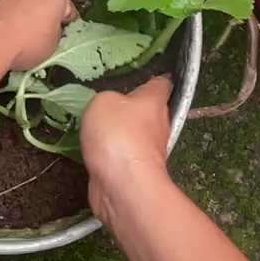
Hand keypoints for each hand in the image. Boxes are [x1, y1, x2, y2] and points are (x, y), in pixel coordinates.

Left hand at [0, 0, 75, 70]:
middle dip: (42, 14)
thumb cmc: (27, 43)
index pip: (68, 10)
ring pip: (21, 0)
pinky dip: (5, 15)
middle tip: (38, 35)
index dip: (66, 26)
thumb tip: (47, 31)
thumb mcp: (53, 46)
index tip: (62, 37)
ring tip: (16, 34)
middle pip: (42, 0)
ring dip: (21, 12)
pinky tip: (0, 32)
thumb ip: (54, 34)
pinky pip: (4, 6)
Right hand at [80, 76, 173, 226]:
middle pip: (150, 110)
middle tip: (113, 102)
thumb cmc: (118, 135)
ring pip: (137, 134)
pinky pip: (124, 154)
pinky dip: (114, 152)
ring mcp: (150, 150)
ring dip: (123, 131)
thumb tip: (111, 109)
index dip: (156, 78)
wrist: (123, 184)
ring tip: (100, 126)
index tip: (153, 75)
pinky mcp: (137, 171)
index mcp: (154, 101)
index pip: (161, 84)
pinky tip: (97, 150)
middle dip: (136, 107)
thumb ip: (106, 99)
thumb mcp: (103, 102)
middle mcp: (158, 124)